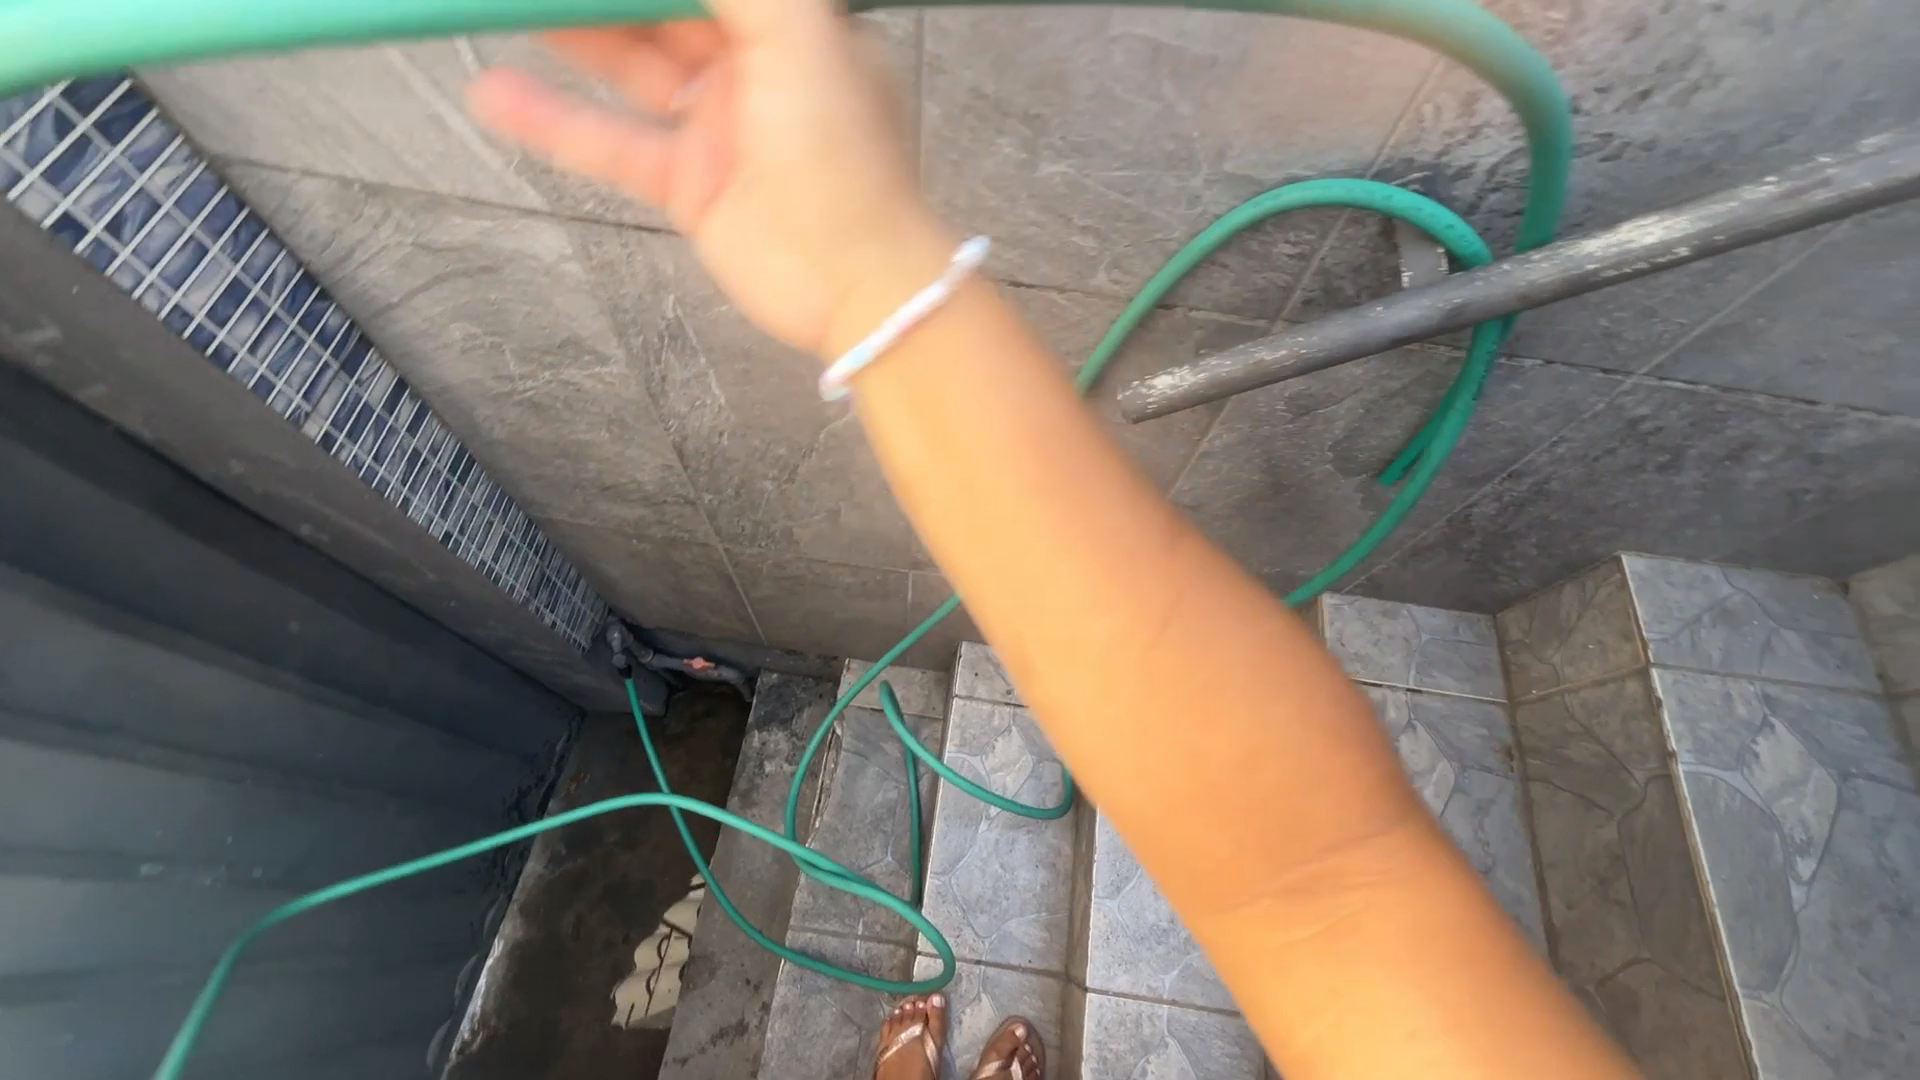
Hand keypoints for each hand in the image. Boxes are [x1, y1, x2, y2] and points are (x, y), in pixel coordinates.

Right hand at [467, 0, 953, 357]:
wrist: (859, 285)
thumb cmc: (844, 158)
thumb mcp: (799, 36)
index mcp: (791, 28)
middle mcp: (754, 74)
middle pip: (659, 9)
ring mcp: (720, 133)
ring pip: (629, 66)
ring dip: (566, 33)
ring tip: (487, 6)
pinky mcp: (693, 191)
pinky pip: (615, 146)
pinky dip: (558, 124)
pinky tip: (494, 94)